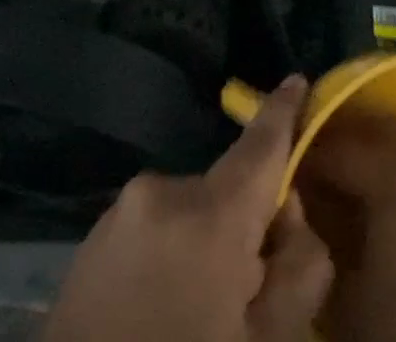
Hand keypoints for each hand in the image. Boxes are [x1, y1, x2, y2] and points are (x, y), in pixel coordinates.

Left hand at [41, 75, 332, 341]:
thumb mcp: (269, 340)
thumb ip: (300, 267)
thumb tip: (288, 214)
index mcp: (208, 215)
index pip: (259, 146)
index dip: (283, 113)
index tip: (296, 80)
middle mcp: (160, 192)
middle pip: (229, 190)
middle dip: (249, 224)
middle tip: (249, 289)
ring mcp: (121, 210)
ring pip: (193, 210)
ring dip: (208, 241)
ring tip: (199, 306)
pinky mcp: (95, 231)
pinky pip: (157, 225)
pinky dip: (174, 249)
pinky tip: (163, 303)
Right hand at [300, 112, 395, 341]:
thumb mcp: (345, 295)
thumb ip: (315, 239)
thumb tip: (300, 210)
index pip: (334, 142)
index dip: (299, 155)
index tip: (277, 174)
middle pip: (377, 128)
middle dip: (338, 142)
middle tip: (307, 171)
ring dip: (374, 158)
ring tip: (344, 194)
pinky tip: (386, 215)